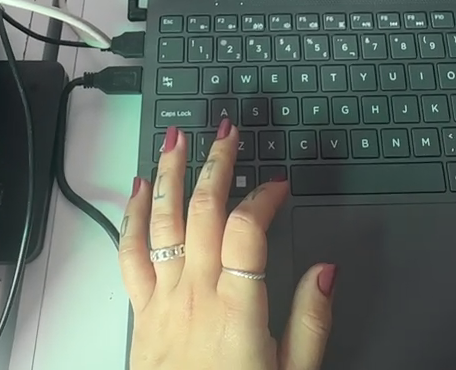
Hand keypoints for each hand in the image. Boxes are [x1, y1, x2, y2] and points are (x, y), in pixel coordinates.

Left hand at [119, 120, 334, 369]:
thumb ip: (311, 322)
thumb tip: (325, 269)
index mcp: (237, 310)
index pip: (249, 228)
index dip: (264, 195)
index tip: (278, 184)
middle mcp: (195, 295)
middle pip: (204, 209)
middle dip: (217, 162)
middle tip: (228, 132)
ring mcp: (162, 300)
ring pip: (162, 220)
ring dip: (169, 173)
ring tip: (176, 138)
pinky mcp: (141, 312)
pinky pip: (130, 253)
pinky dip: (132, 215)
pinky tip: (138, 188)